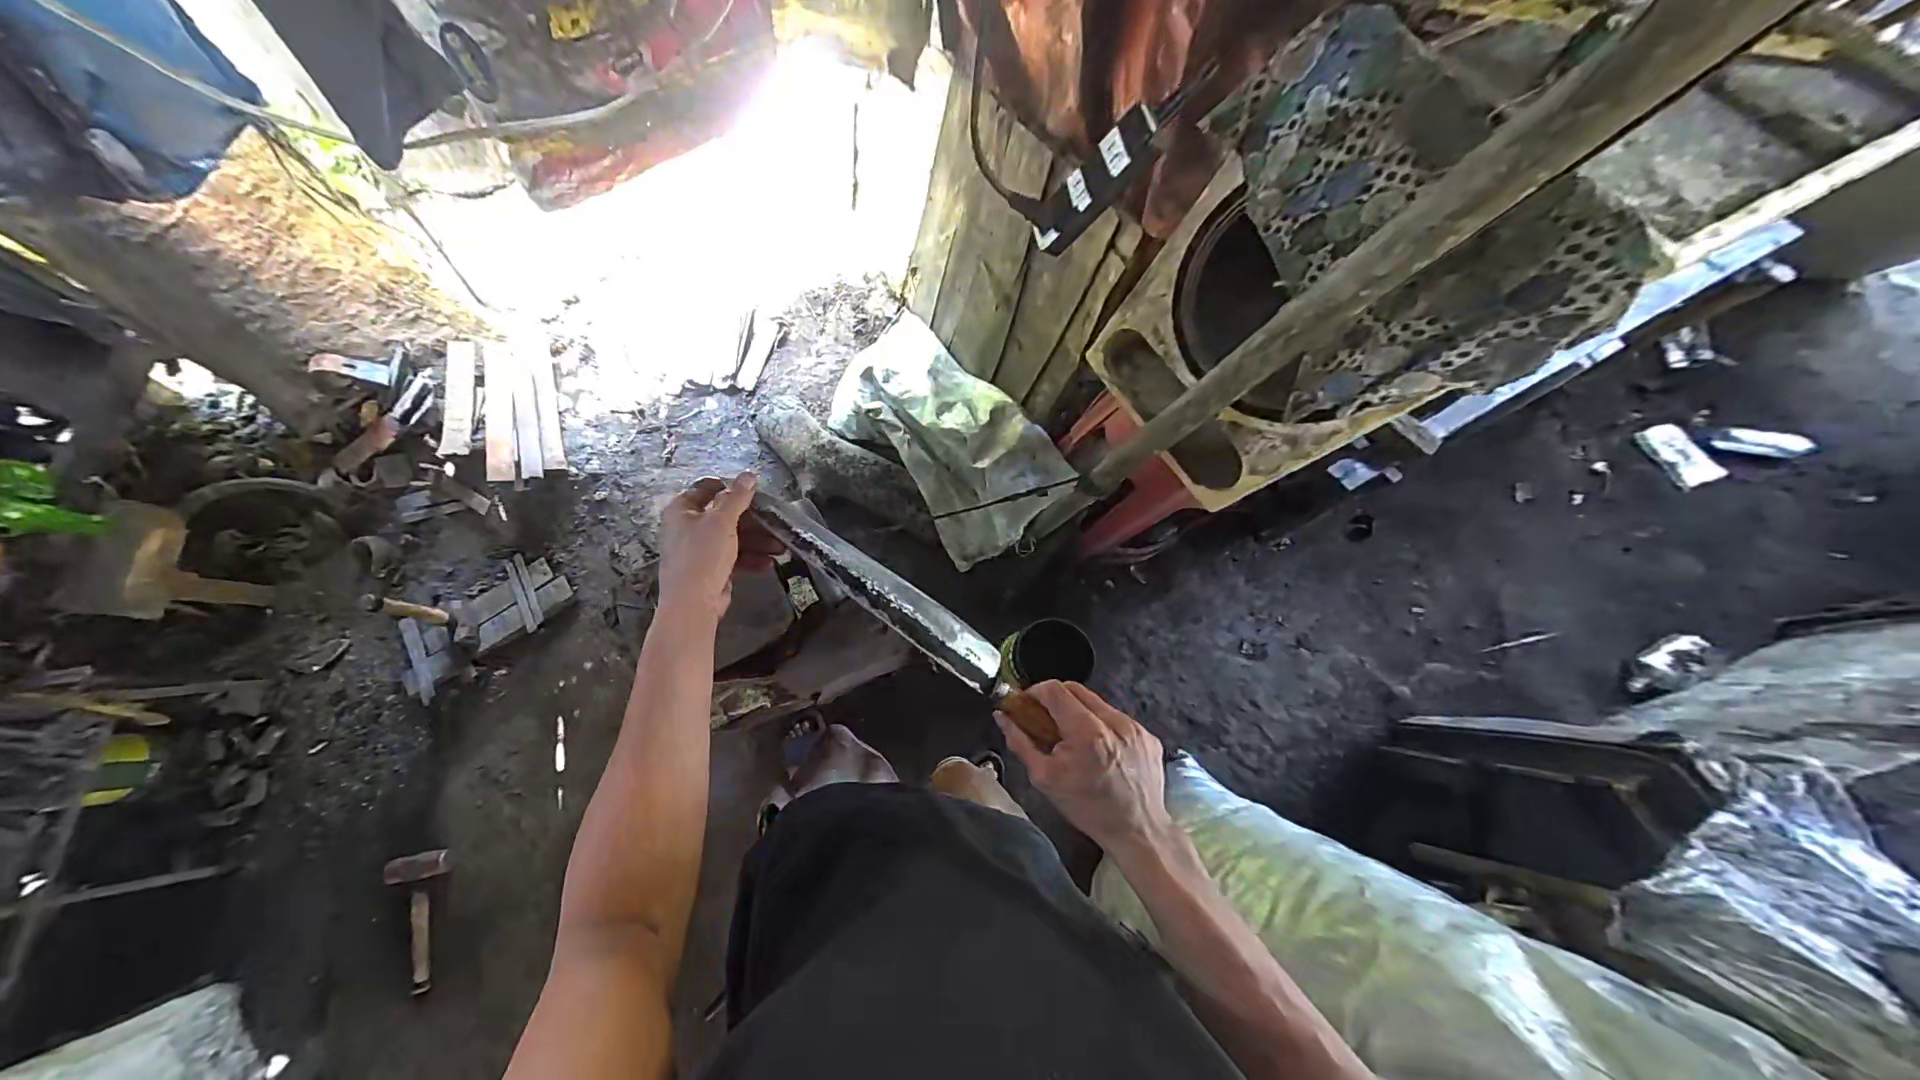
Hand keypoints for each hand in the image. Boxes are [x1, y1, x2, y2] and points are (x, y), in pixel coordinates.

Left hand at [657, 473, 782, 617]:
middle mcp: (689, 527)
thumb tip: (750, 475)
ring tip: (780, 548)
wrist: (693, 602)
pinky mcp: (711, 569)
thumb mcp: (722, 521)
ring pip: (733, 538)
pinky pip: (734, 557)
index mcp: (683, 510)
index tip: (756, 493)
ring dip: (758, 542)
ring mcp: (700, 549)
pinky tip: (769, 564)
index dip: (731, 488)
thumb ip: (737, 497)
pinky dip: (750, 558)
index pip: (708, 488)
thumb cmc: (703, 555)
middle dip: (754, 522)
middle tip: (776, 524)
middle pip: (726, 516)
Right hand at [995, 681, 1171, 852]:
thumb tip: (1003, 717)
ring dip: (1080, 712)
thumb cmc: (1088, 808)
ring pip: (1097, 702)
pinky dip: (1102, 726)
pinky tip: (1099, 749)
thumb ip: (1020, 742)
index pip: (1055, 689)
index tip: (1028, 704)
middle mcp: (1114, 723)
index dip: (1035, 691)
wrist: (1137, 831)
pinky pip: (1117, 718)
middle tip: (1046, 719)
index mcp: (1087, 732)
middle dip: (1056, 699)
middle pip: (1076, 689)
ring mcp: (1135, 727)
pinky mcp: (1148, 735)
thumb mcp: (1044, 778)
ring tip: (1074, 739)